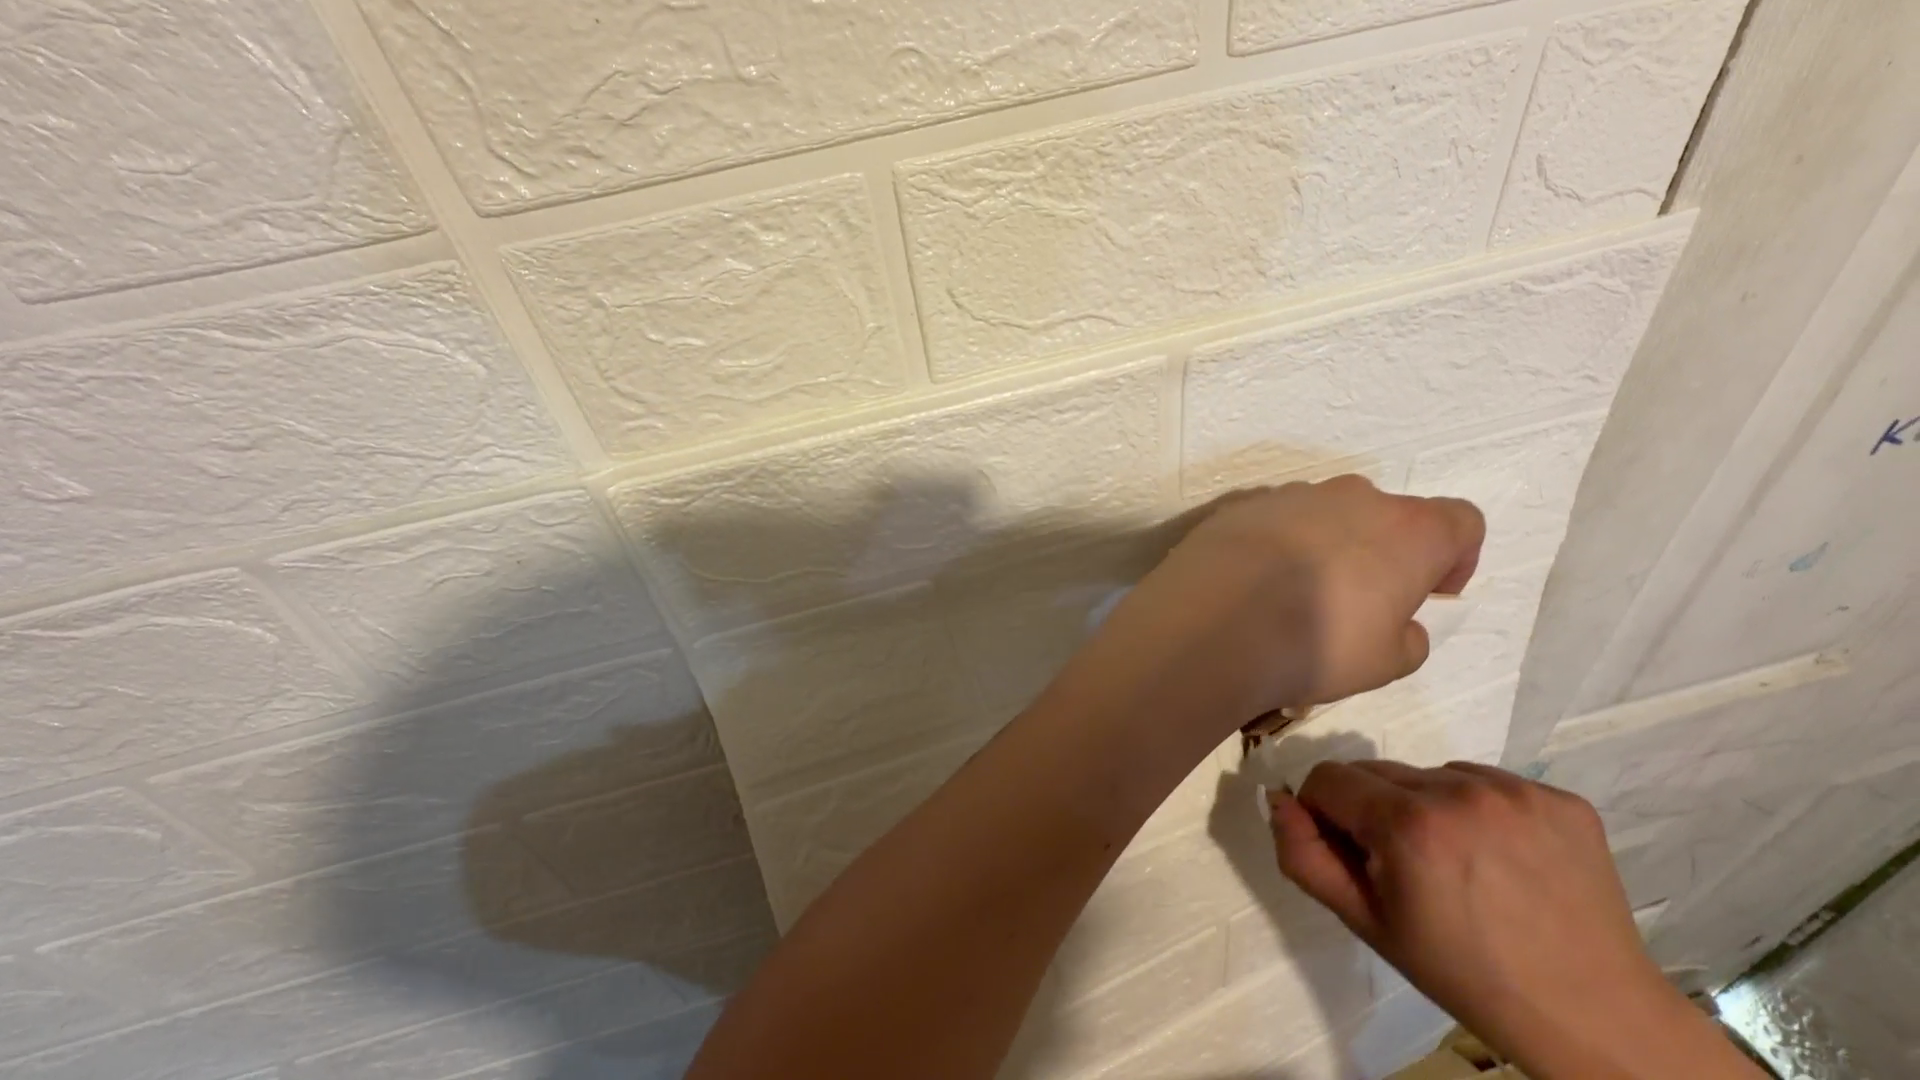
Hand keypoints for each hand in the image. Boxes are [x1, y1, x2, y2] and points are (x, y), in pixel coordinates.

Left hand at [1075, 475, 1483, 740]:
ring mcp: (1292, 495)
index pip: (1461, 521)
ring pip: (1326, 515)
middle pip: (1386, 515)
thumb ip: (1409, 638)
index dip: (1455, 556)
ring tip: (1295, 598)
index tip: (1431, 591)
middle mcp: (1355, 497)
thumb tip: (1400, 626)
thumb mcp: (1387, 663)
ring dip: (1326, 546)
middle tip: (1359, 602)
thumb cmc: (1318, 643)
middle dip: (1382, 552)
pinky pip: (1274, 523)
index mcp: (1410, 529)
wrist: (1214, 622)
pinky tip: (1253, 587)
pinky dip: (1275, 546)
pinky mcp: (1241, 506)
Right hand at [1270, 761, 1763, 1079]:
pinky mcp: (1560, 797)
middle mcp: (1461, 790)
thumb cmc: (1462, 971)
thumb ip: (1304, 856)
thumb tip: (1278, 800)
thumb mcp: (1365, 922)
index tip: (1351, 854)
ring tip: (1457, 862)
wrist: (1590, 1010)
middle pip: (1378, 770)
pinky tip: (1501, 857)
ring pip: (1433, 773)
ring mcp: (1518, 790)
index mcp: (1408, 824)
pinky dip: (1480, 809)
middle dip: (1374, 808)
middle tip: (1404, 865)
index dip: (1324, 814)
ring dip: (1427, 805)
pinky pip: (1490, 781)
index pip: (1327, 777)